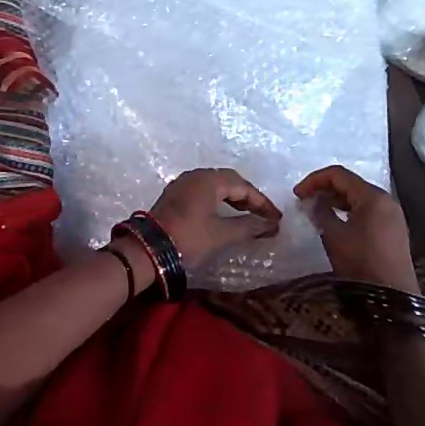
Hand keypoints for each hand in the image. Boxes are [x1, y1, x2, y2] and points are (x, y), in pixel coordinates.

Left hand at [146, 168, 283, 268]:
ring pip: (215, 186)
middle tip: (264, 215)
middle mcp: (195, 176)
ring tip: (248, 216)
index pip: (243, 186)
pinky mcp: (174, 196)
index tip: (276, 218)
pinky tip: (224, 215)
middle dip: (249, 199)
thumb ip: (249, 226)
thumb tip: (270, 224)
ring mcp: (182, 184)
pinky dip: (218, 201)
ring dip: (233, 200)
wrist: (148, 249)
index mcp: (209, 180)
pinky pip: (203, 192)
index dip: (262, 202)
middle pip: (229, 182)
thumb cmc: (189, 238)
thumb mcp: (222, 234)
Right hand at [295, 166, 418, 292]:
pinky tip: (335, 221)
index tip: (297, 193)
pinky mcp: (393, 228)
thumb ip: (320, 211)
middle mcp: (386, 200)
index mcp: (373, 196)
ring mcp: (392, 214)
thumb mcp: (334, 235)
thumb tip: (313, 200)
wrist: (392, 296)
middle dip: (325, 188)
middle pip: (351, 183)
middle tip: (304, 200)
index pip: (339, 174)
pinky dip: (348, 210)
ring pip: (359, 197)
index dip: (314, 180)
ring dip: (336, 200)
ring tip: (315, 210)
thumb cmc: (361, 261)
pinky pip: (367, 210)